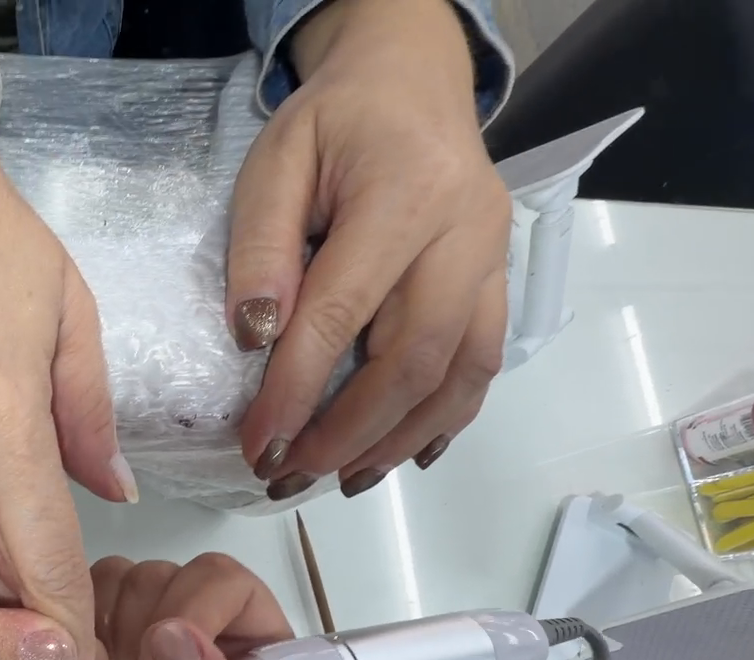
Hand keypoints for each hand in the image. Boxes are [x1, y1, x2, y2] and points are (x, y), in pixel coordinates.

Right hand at [75, 554, 295, 659]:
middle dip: (137, 630)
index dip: (188, 609)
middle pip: (157, 576)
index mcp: (253, 639)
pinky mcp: (99, 652)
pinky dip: (63, 639)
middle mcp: (198, 623)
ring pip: (110, 585)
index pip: (221, 580)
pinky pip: (73, 612)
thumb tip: (173, 635)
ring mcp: (144, 634)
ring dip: (98, 632)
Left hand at [229, 0, 510, 500]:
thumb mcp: (273, 167)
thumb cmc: (330, 125)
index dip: (296, 392)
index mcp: (403, 196)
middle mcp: (465, 234)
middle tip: (290, 474)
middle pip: (413, 358)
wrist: (408, 84)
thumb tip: (255, 338)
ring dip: (397, 439)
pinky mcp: (497, 278)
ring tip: (340, 480)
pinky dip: (445, 417)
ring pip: (459, 372)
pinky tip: (402, 452)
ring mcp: (493, 259)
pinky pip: (483, 361)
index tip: (258, 445)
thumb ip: (261, 249)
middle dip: (348, 432)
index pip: (340, 317)